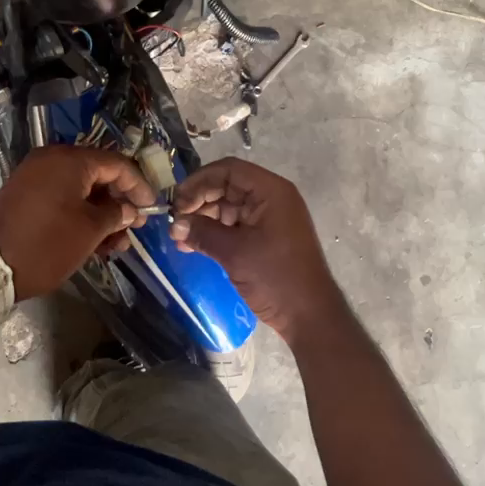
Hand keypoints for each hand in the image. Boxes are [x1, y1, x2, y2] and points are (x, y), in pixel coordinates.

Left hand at [0, 145, 155, 299]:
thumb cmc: (46, 244)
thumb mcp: (89, 231)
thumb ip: (115, 215)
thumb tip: (129, 210)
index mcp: (70, 160)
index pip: (117, 164)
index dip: (138, 185)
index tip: (152, 207)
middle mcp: (52, 160)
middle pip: (98, 174)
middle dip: (119, 202)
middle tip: (134, 227)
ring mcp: (35, 176)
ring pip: (80, 190)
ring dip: (100, 214)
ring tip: (116, 244)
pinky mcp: (25, 195)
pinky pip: (61, 198)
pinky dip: (79, 215)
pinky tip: (93, 241)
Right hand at [170, 158, 347, 344]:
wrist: (310, 315)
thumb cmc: (276, 277)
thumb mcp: (235, 253)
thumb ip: (203, 233)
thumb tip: (175, 224)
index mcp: (271, 191)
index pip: (229, 170)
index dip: (199, 181)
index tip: (176, 200)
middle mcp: (271, 197)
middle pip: (227, 186)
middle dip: (199, 201)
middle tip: (174, 220)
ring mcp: (270, 217)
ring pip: (229, 206)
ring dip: (203, 218)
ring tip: (179, 236)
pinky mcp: (266, 236)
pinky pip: (235, 224)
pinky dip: (215, 232)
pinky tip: (192, 245)